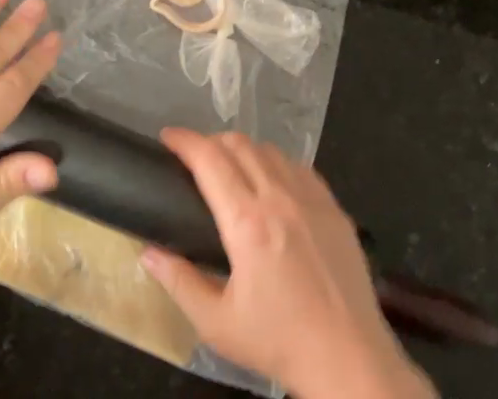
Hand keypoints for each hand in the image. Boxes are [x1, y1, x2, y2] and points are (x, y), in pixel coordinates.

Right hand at [141, 130, 436, 398]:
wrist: (349, 359)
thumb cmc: (279, 341)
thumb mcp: (216, 322)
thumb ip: (178, 281)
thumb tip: (148, 251)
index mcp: (247, 222)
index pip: (210, 159)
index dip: (184, 140)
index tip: (167, 138)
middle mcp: (280, 199)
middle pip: (240, 145)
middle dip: (210, 141)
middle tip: (192, 157)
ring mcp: (313, 202)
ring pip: (272, 151)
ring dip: (244, 150)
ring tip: (230, 167)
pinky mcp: (336, 211)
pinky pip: (301, 169)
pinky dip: (278, 164)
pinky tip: (272, 182)